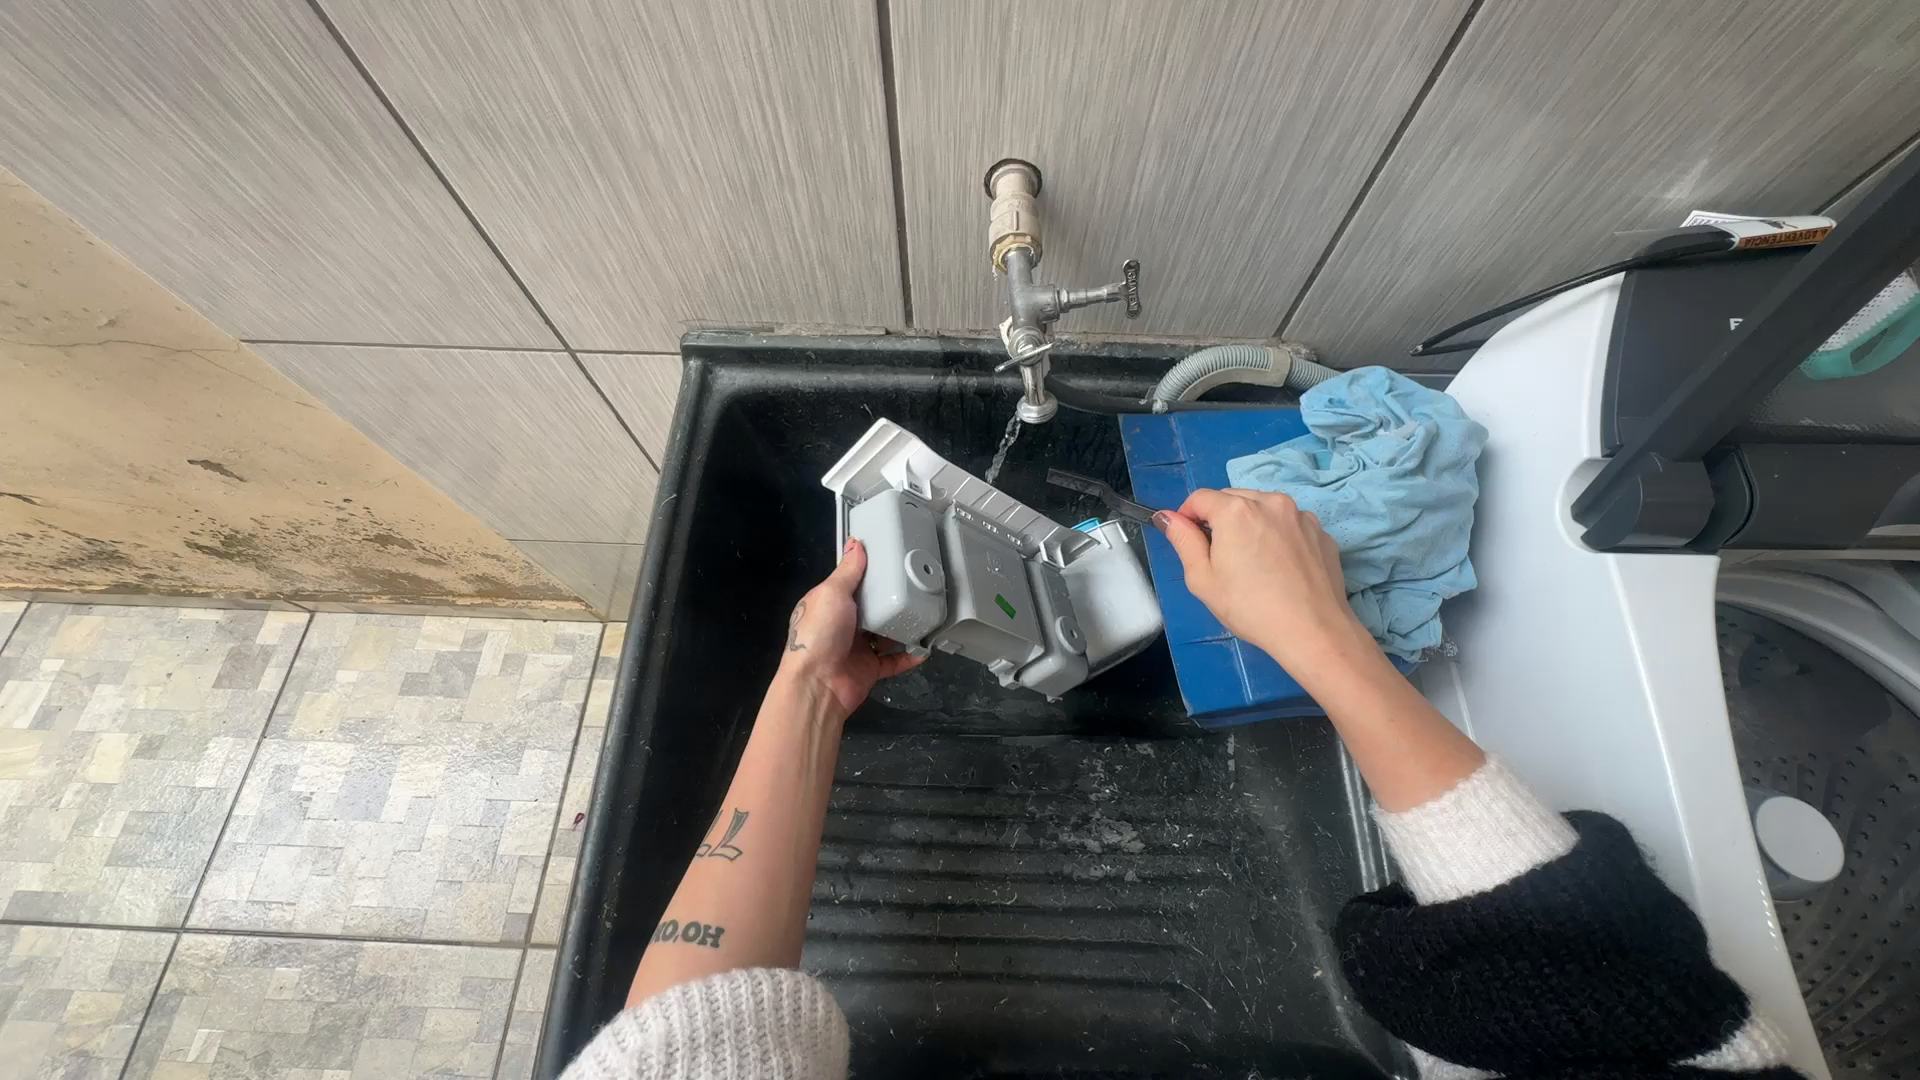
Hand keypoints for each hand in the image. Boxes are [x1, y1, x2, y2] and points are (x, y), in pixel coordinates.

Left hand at [778, 538, 924, 716]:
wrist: (817, 684)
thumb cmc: (820, 633)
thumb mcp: (832, 593)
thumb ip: (848, 571)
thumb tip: (856, 542)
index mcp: (829, 604)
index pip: (851, 584)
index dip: (869, 573)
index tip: (892, 562)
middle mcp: (842, 625)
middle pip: (871, 608)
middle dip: (890, 600)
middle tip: (916, 586)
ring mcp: (856, 648)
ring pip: (884, 634)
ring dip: (903, 628)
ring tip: (926, 614)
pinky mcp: (869, 670)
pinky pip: (894, 661)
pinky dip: (909, 656)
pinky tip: (924, 648)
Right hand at [1154, 489, 1373, 674]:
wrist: (1313, 631)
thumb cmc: (1249, 607)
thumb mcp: (1202, 578)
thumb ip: (1183, 540)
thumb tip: (1167, 517)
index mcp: (1236, 510)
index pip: (1200, 498)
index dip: (1187, 515)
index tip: (1188, 539)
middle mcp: (1270, 502)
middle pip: (1233, 498)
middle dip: (1219, 518)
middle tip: (1220, 555)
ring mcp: (1301, 515)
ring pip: (1263, 507)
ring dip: (1250, 523)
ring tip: (1252, 560)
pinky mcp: (1321, 532)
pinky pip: (1289, 523)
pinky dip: (1277, 534)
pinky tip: (1280, 566)